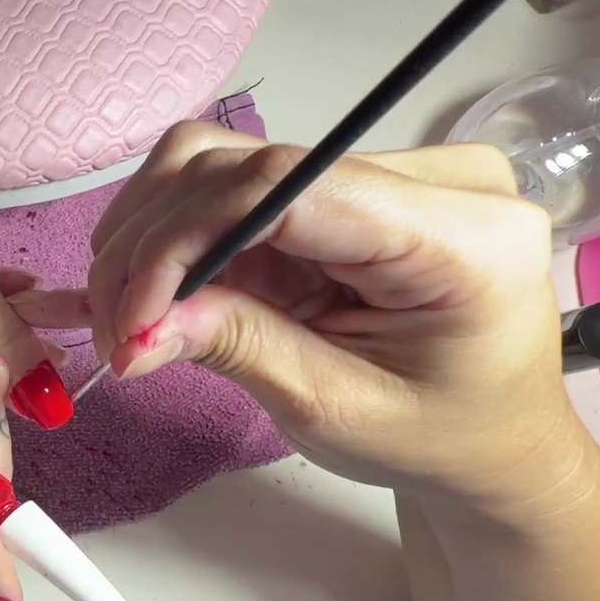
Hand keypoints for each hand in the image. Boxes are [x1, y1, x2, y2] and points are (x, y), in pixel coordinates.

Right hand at [7, 122, 574, 508]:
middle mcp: (414, 177)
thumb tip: (133, 334)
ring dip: (140, 241)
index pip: (281, 187)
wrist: (484, 435)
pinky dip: (156, 238)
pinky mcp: (318, 196)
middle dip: (145, 253)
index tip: (128, 323)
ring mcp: (361, 178)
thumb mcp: (334, 407)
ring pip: (204, 166)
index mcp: (454, 234)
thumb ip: (238, 349)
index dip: (178, 245)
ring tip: (125, 317)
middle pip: (228, 168)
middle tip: (114, 336)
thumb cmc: (433, 433)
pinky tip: (139, 287)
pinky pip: (210, 191)